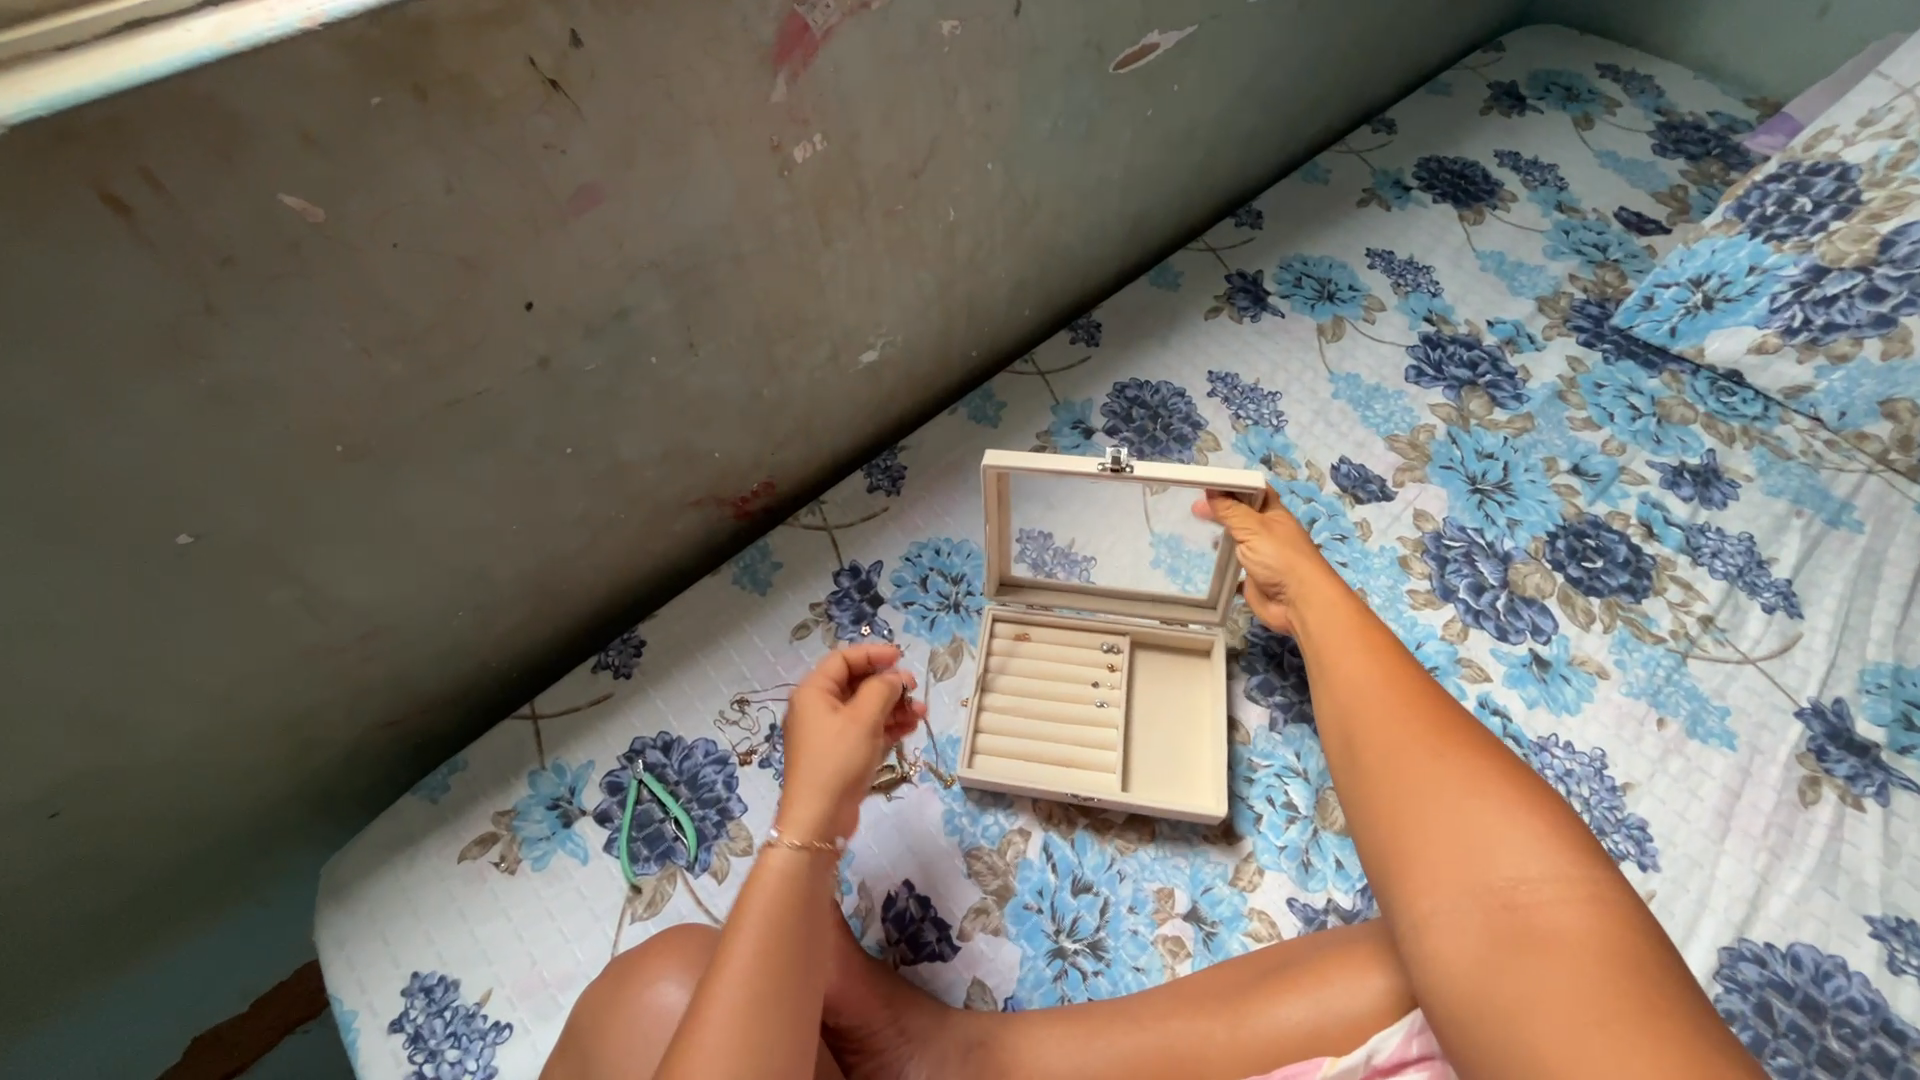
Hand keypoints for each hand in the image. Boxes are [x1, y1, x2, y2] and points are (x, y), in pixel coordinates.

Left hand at [776, 644, 925, 842]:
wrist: (819, 819)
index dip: (872, 654)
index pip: (843, 659)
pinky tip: (910, 728)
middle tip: (914, 690)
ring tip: (921, 714)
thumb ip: (883, 689)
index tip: (901, 657)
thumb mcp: (863, 718)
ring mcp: (829, 733)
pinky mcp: (840, 754)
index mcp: (814, 692)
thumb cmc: (838, 760)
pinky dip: (886, 727)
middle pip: (856, 684)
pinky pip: (865, 731)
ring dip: (893, 708)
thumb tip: (896, 677)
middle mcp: (818, 708)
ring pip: (865, 709)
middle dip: (888, 685)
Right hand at [1193, 490, 1346, 636]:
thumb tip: (1210, 492)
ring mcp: (1260, 554)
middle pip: (1242, 514)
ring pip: (1237, 538)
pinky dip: (1220, 562)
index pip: (1253, 490)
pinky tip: (1206, 559)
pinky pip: (1233, 565)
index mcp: (1273, 513)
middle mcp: (1267, 531)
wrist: (1298, 603)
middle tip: (1194, 509)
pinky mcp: (1252, 576)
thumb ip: (1230, 510)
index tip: (1206, 485)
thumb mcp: (1253, 528)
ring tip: (1197, 530)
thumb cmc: (1279, 558)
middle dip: (1222, 509)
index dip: (1233, 485)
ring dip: (1221, 534)